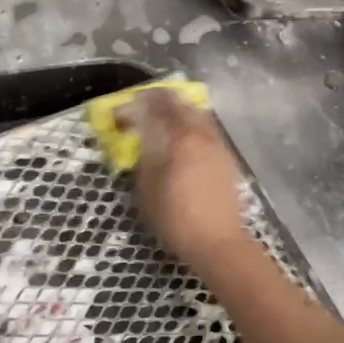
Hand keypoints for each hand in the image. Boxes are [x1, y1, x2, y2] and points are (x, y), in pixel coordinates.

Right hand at [123, 88, 252, 268]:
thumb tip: (140, 145)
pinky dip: (190, 124)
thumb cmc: (176, 221)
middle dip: (154, 100)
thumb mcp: (147, 193)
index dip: (130, 108)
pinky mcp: (226, 156)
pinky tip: (182, 140)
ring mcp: (216, 143)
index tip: (117, 116)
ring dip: (175, 110)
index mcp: (176, 140)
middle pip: (176, 102)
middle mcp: (199, 134)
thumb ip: (143, 161)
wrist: (218, 242)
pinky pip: (206, 127)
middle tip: (138, 109)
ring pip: (195, 111)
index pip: (150, 108)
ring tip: (160, 121)